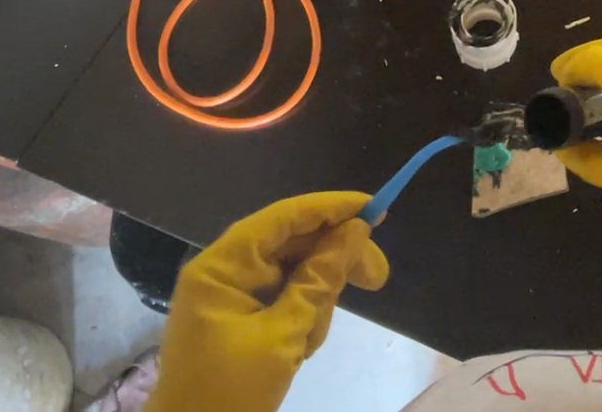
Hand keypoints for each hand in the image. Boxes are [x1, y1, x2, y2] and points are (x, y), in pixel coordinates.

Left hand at [146, 192, 388, 411]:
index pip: (286, 217)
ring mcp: (234, 295)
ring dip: (317, 300)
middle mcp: (227, 270)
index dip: (333, 208)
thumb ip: (321, 279)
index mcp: (223, 265)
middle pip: (296, 243)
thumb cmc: (227, 395)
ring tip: (310, 341)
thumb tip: (358, 228)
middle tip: (378, 277)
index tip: (377, 210)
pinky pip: (287, 298)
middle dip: (335, 261)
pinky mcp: (242, 318)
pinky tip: (301, 348)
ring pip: (297, 272)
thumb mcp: (283, 336)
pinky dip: (304, 317)